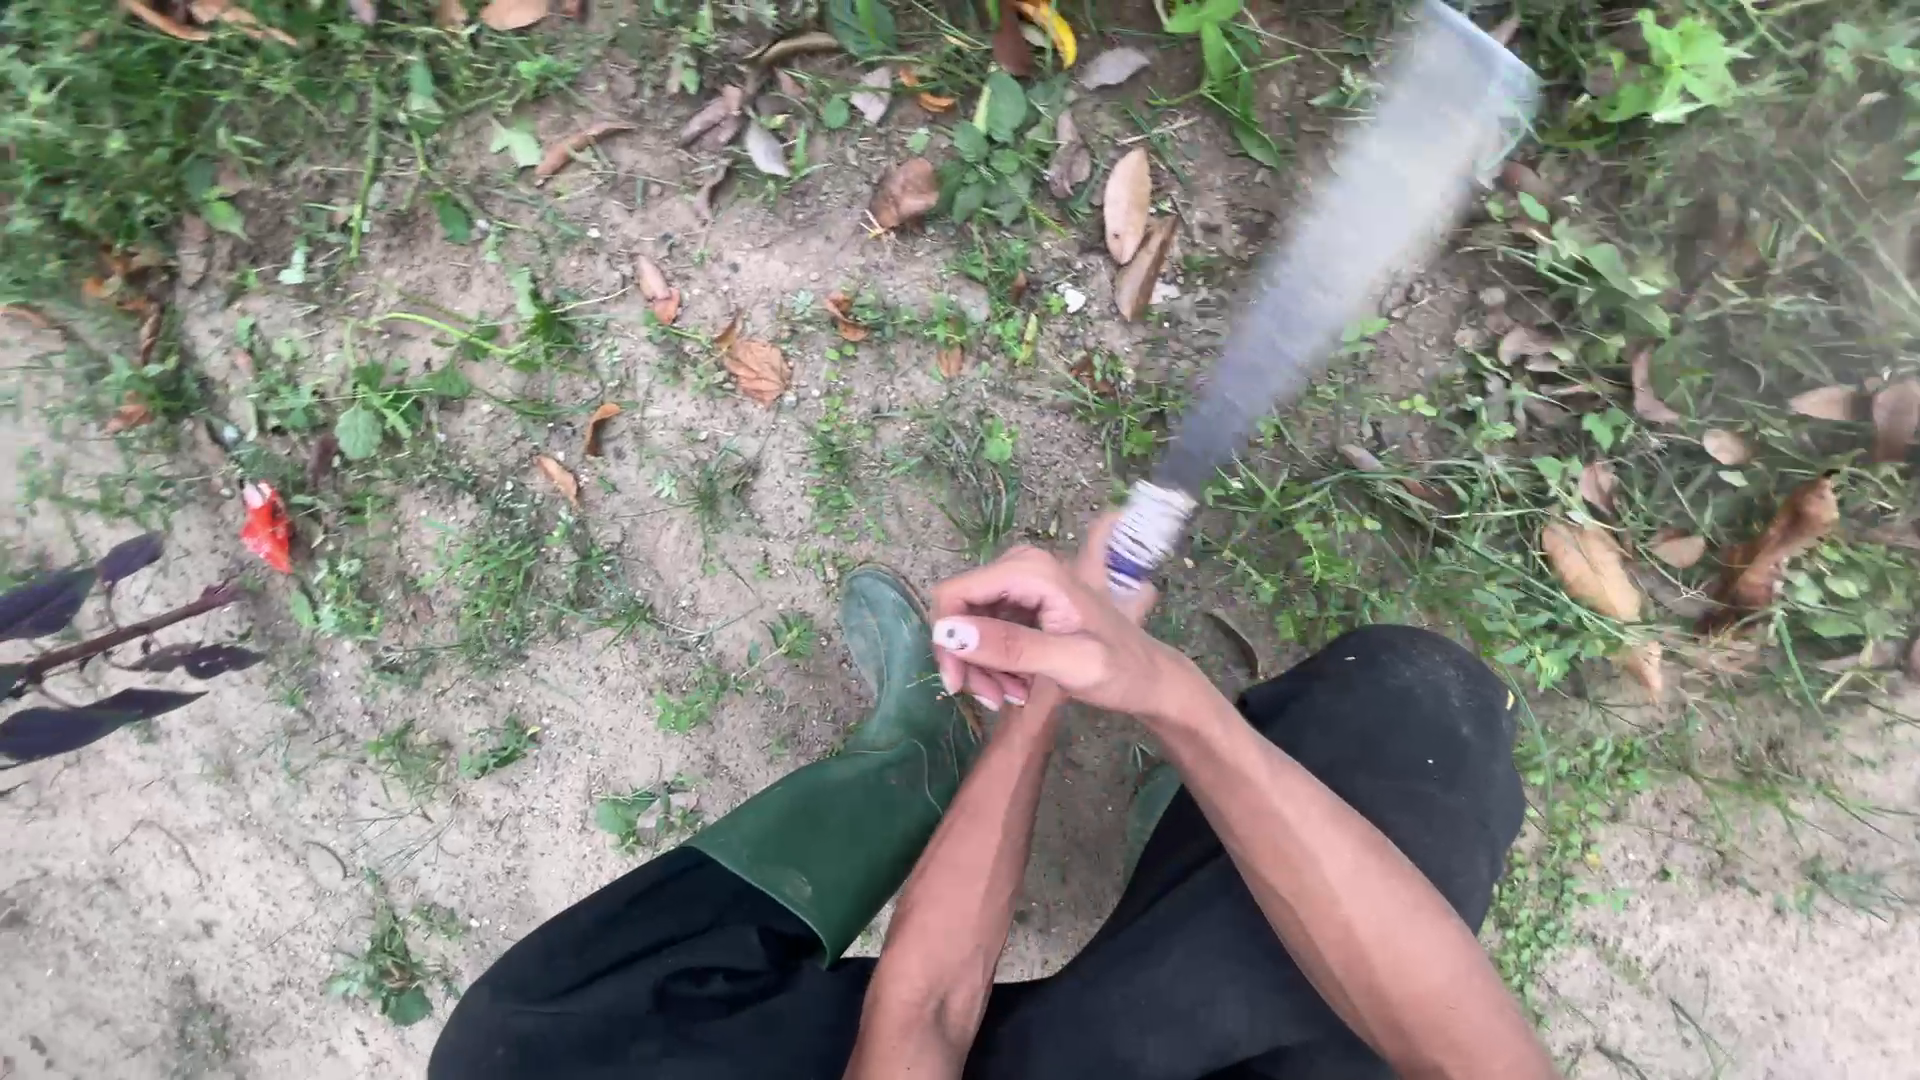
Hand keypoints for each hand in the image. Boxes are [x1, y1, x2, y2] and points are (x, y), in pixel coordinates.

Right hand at [929, 513, 1175, 714]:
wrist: (1148, 676)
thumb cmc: (1120, 669)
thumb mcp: (1070, 664)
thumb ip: (1011, 647)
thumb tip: (950, 633)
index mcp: (1032, 570)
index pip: (954, 593)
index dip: (946, 639)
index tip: (959, 684)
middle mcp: (1020, 566)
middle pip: (958, 609)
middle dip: (966, 659)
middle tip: (992, 698)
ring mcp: (1020, 582)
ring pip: (967, 624)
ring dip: (980, 666)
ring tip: (1010, 696)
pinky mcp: (1020, 600)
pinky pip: (984, 629)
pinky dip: (992, 663)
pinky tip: (1016, 685)